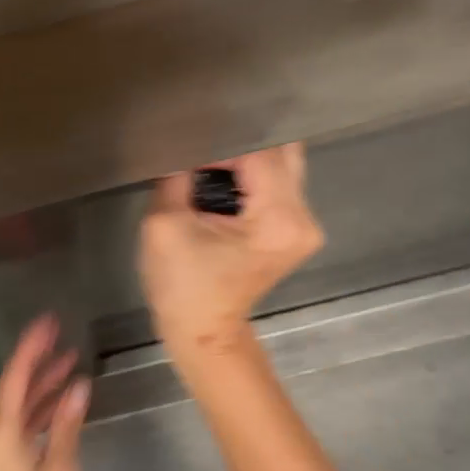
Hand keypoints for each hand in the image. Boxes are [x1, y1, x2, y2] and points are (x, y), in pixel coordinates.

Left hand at [0, 315, 89, 470]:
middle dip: (39, 361)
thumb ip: (67, 425)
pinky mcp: (3, 462)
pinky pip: (21, 423)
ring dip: (42, 385)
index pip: (17, 376)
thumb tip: (79, 385)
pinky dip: (40, 409)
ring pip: (20, 405)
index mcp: (1, 429)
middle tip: (63, 335)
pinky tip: (62, 403)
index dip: (32, 347)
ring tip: (70, 362)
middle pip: (16, 387)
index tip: (48, 321)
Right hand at [140, 143, 324, 344]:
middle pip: (280, 152)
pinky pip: (277, 183)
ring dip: (245, 160)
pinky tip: (222, 182)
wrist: (202, 331)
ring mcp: (305, 224)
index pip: (257, 151)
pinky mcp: (295, 228)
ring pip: (281, 164)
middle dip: (238, 145)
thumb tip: (187, 139)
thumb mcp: (164, 223)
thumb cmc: (181, 284)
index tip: (190, 145)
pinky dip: (251, 176)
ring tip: (209, 166)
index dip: (220, 142)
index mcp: (278, 218)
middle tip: (203, 148)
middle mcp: (304, 217)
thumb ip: (178, 172)